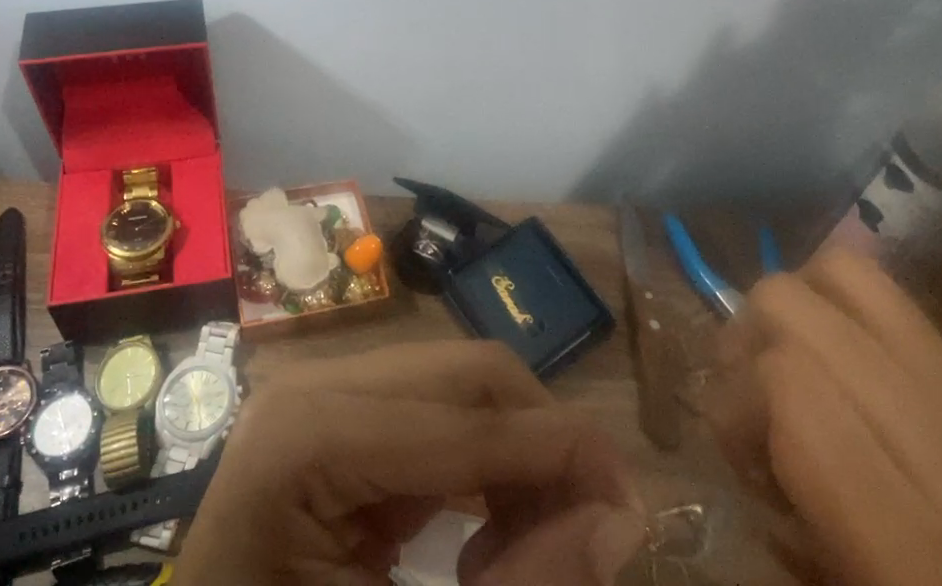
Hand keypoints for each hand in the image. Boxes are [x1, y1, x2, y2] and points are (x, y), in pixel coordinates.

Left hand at [172, 341, 646, 585]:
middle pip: (469, 376)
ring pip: (462, 388)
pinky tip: (477, 540)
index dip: (564, 458)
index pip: (467, 421)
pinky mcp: (334, 412)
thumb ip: (519, 584)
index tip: (634, 515)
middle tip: (583, 541)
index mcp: (306, 436)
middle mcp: (311, 385)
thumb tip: (620, 520)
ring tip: (518, 558)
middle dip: (542, 451)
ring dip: (515, 461)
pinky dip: (479, 467)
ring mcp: (318, 391)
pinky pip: (435, 414)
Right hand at [708, 248, 941, 585]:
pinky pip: (892, 301)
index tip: (741, 456)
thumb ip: (781, 530)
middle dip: (747, 341)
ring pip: (849, 275)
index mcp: (910, 534)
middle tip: (749, 406)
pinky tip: (836, 367)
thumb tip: (738, 451)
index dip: (735, 402)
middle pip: (800, 306)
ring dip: (790, 309)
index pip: (789, 382)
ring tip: (782, 363)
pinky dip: (837, 311)